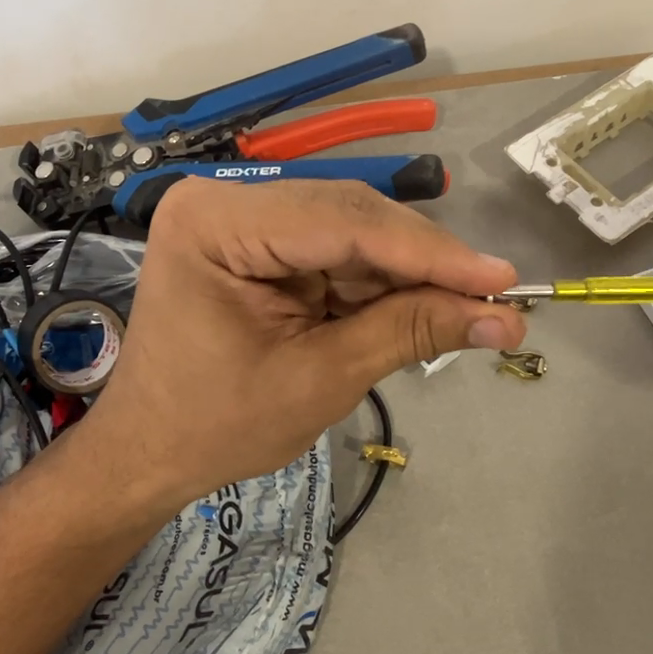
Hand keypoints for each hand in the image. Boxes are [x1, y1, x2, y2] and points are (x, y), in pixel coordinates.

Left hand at [78, 178, 527, 505]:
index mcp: (216, 223)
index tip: (502, 278)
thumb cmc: (215, 427)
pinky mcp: (255, 244)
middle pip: (348, 217)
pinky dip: (375, 284)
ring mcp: (238, 220)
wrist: (149, 452)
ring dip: (406, 274)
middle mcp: (223, 201)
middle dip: (422, 263)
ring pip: (349, 233)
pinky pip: (331, 253)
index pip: (343, 221)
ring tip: (466, 310)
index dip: (430, 252)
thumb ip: (406, 334)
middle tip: (494, 298)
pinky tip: (417, 307)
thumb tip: (500, 317)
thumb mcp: (318, 381)